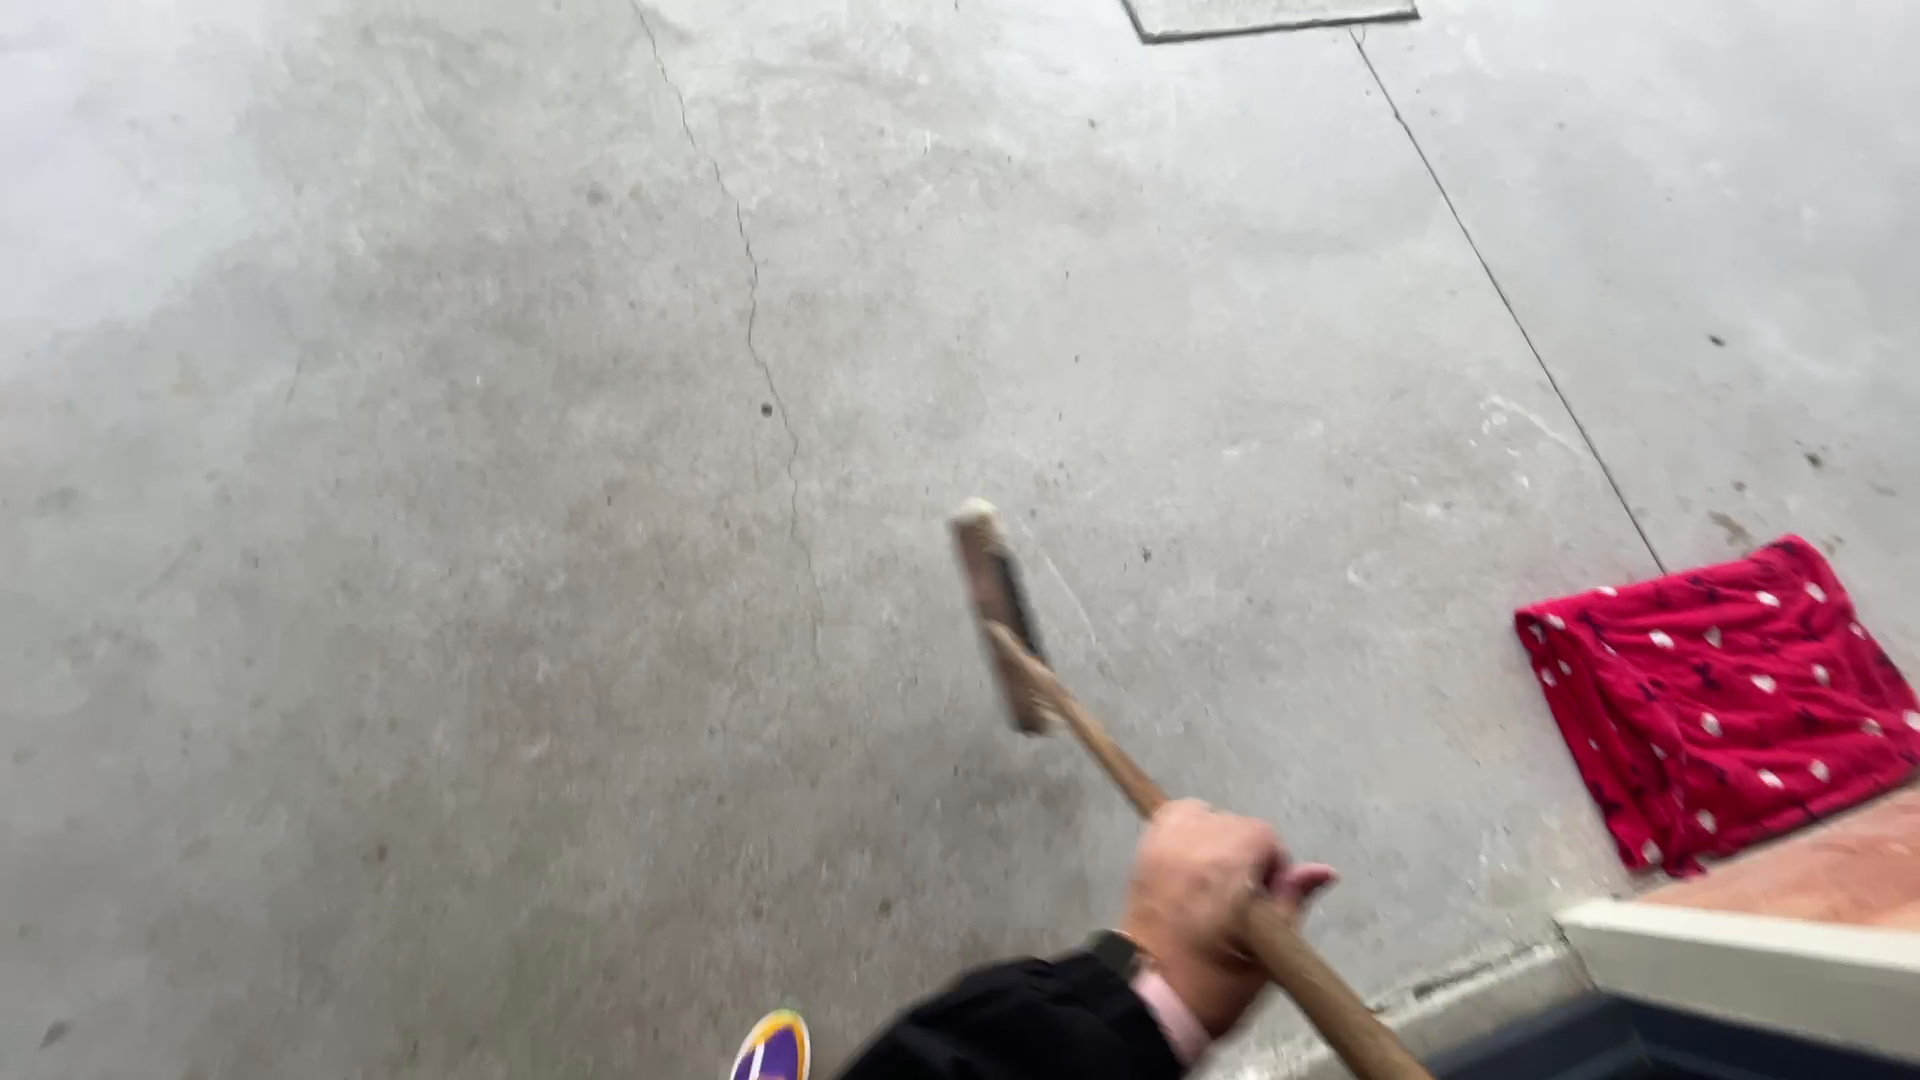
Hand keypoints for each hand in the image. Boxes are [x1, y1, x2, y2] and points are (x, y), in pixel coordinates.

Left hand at [1118, 799, 1336, 1037]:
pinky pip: (1172, 814)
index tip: (1266, 894)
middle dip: (1246, 852)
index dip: (1273, 863)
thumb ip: (1292, 898)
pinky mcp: (1146, 846)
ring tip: (1216, 876)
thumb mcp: (1269, 947)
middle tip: (1241, 894)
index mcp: (1228, 866)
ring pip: (1204, 814)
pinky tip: (1192, 858)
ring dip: (1216, 837)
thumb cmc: (1217, 980)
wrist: (1155, 989)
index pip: (1264, 833)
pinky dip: (1186, 827)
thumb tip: (1324, 871)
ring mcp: (1166, 842)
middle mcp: (1195, 844)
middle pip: (1234, 822)